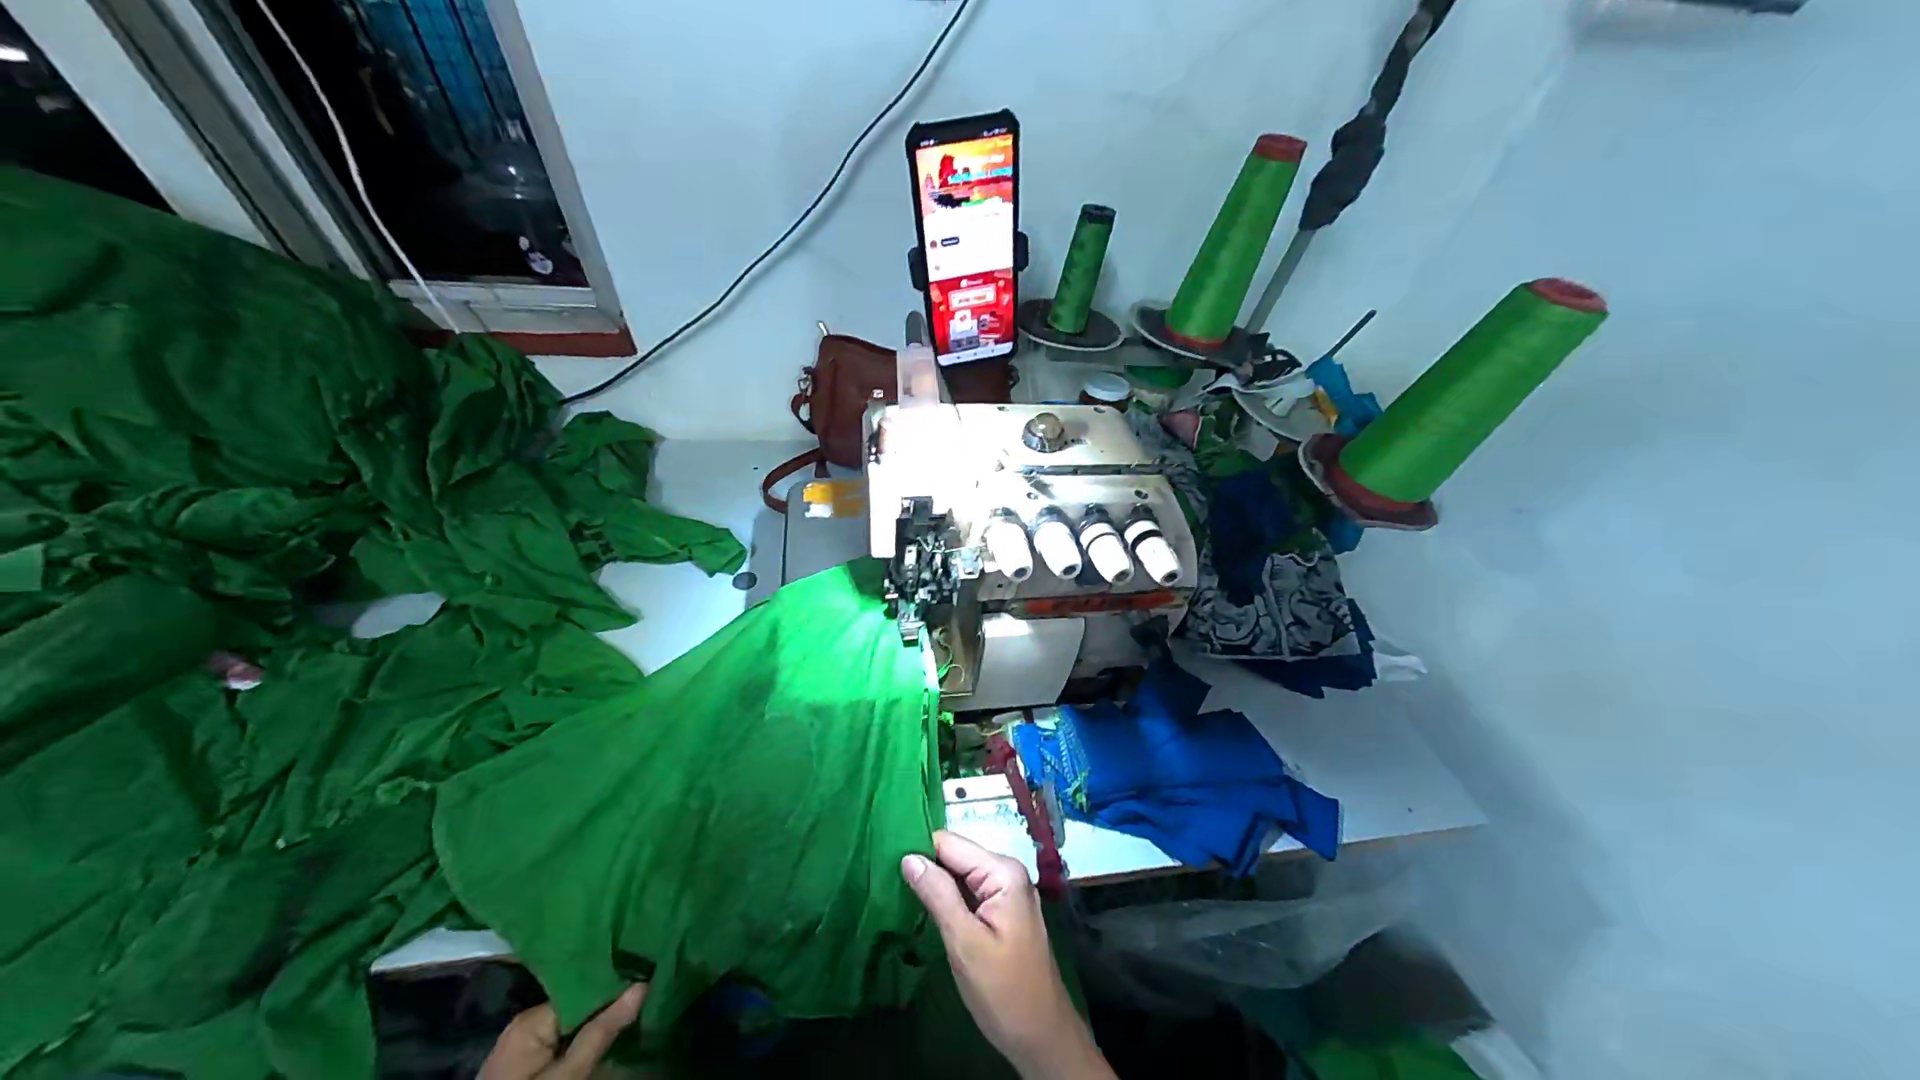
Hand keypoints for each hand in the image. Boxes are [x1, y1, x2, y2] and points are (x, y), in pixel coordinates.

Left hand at [479, 983, 645, 1079]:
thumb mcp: (568, 1075)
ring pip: (573, 1024)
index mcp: (531, 1019)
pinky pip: (562, 1040)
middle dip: (610, 1006)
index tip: (648, 981)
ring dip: (599, 1025)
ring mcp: (523, 1045)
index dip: (616, 987)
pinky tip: (607, 1039)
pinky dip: (584, 1041)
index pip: (584, 990)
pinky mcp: (524, 1064)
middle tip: (647, 999)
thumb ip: (602, 1031)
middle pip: (579, 1006)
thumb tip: (642, 985)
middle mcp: (526, 1024)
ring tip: (635, 1014)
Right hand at [902, 831, 1114, 1079]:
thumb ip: (938, 895)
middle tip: (890, 886)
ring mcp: (1007, 893)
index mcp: (1003, 872)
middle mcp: (1007, 873)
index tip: (887, 866)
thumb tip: (908, 857)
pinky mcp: (1002, 912)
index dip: (919, 852)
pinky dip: (948, 901)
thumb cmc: (1004, 991)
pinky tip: (927, 913)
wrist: (1042, 1038)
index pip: (950, 844)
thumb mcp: (965, 942)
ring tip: (901, 897)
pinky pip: (968, 894)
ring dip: (934, 886)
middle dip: (926, 869)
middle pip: (955, 857)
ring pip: (959, 876)